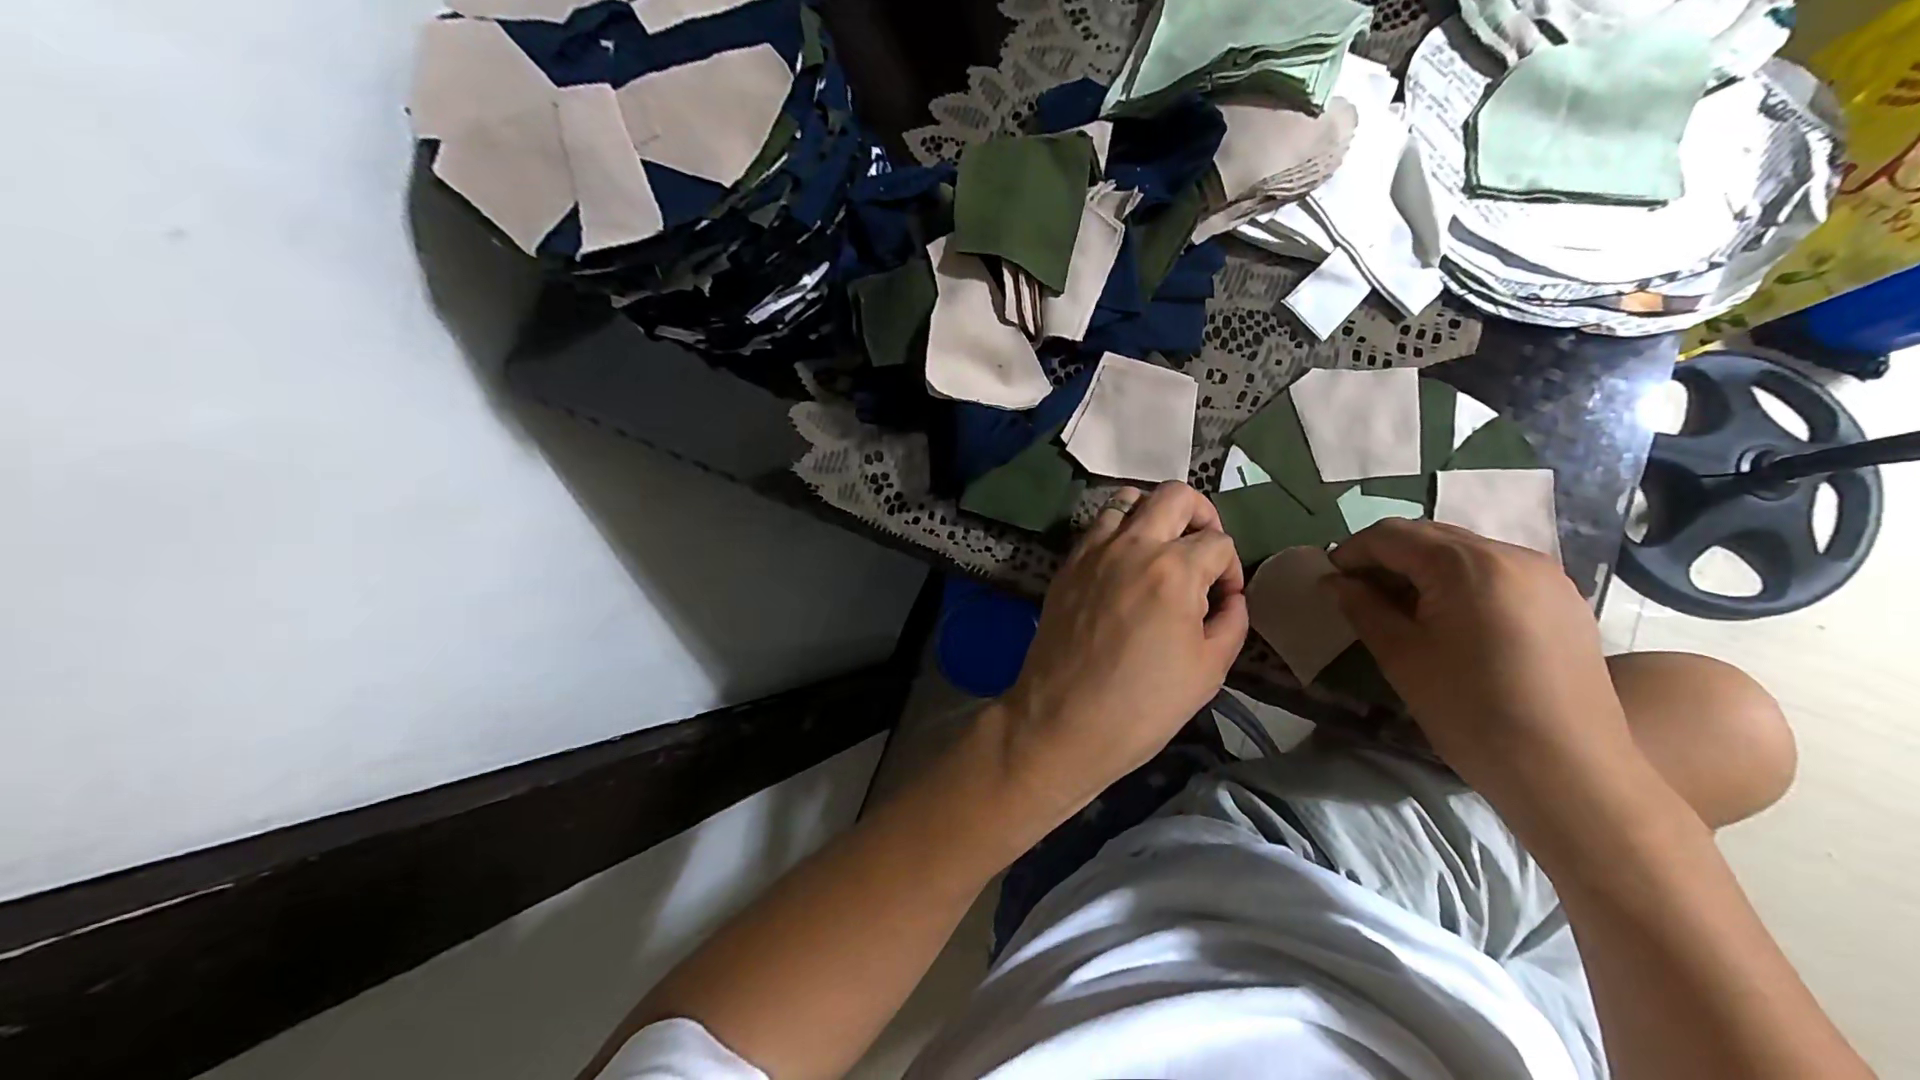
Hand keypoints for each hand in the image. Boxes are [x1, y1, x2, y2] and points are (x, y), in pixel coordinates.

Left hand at [996, 482, 1247, 813]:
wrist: (1063, 722)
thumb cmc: (1143, 705)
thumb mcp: (1209, 669)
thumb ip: (1231, 620)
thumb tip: (1229, 596)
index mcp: (1175, 569)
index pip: (1218, 542)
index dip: (1231, 569)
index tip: (1224, 601)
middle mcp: (1132, 545)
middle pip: (1175, 495)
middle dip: (1201, 515)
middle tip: (1203, 551)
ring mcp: (1093, 551)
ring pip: (1128, 499)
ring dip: (1153, 514)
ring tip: (1161, 550)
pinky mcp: (1067, 565)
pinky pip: (1096, 526)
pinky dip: (1118, 530)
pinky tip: (1125, 564)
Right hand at [1323, 519, 1635, 803]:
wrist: (1569, 772)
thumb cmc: (1470, 711)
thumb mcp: (1401, 656)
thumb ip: (1362, 607)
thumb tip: (1333, 581)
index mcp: (1467, 565)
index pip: (1391, 535)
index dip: (1352, 552)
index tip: (1329, 580)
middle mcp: (1511, 554)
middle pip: (1431, 536)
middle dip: (1387, 557)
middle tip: (1359, 593)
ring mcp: (1546, 575)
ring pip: (1465, 552)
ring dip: (1424, 568)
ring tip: (1402, 608)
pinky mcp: (1564, 599)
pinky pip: (1497, 572)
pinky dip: (1461, 582)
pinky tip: (1450, 619)